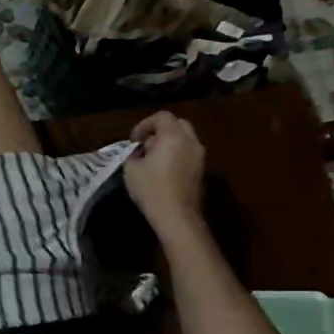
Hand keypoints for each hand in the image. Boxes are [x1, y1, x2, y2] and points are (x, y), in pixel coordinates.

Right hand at [125, 112, 206, 234]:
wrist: (177, 216)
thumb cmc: (152, 190)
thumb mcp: (131, 170)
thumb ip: (133, 154)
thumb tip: (138, 152)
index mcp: (173, 137)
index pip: (162, 117)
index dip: (144, 124)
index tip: (133, 140)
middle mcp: (190, 142)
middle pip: (177, 124)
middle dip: (160, 130)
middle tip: (146, 144)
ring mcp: (199, 156)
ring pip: (185, 139)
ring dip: (169, 143)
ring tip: (153, 158)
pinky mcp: (201, 170)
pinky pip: (188, 153)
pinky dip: (177, 154)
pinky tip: (164, 169)